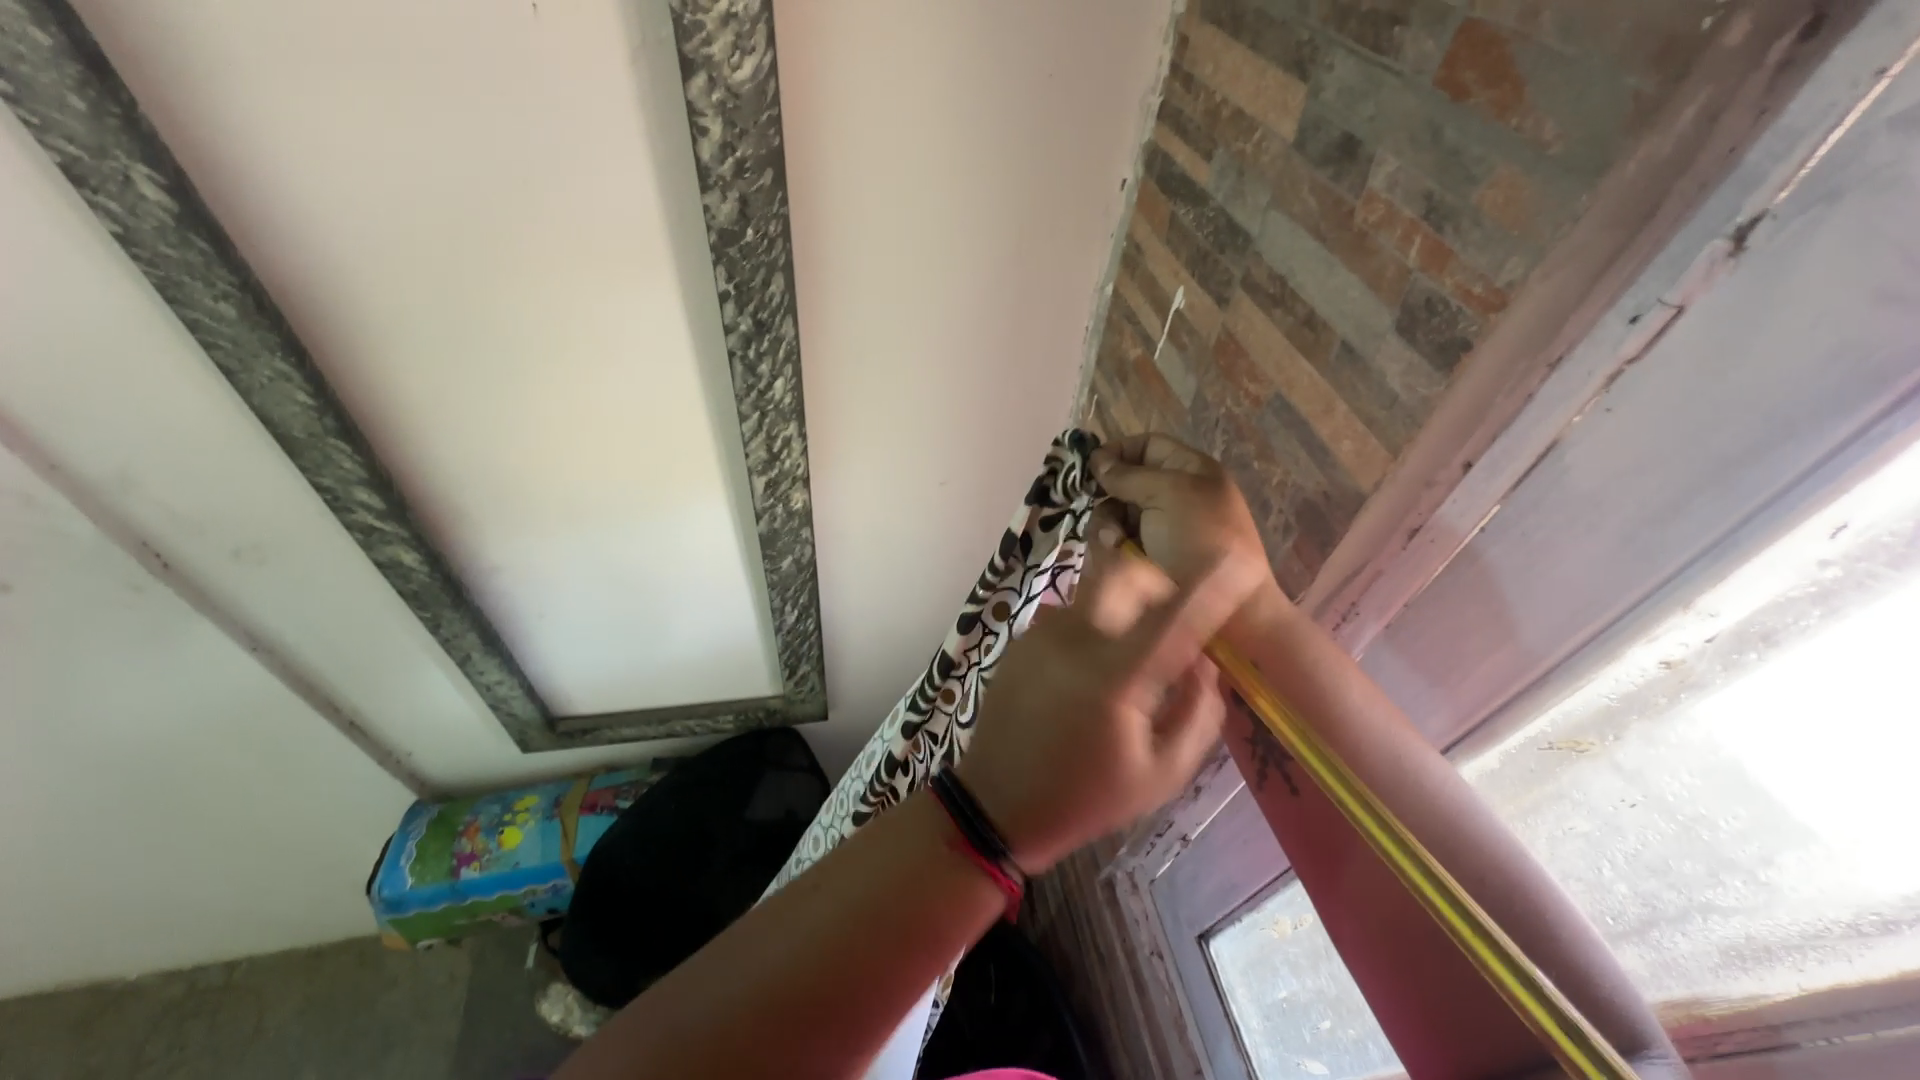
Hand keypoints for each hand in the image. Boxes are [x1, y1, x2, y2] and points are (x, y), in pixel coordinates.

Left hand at [956, 509, 1263, 871]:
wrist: (995, 805)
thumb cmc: (1085, 798)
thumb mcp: (1162, 775)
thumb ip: (1198, 713)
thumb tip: (1206, 662)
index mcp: (1115, 679)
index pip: (1176, 618)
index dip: (1213, 586)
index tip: (1242, 561)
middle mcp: (1074, 641)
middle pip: (1124, 574)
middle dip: (1158, 585)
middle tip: (1172, 622)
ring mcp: (1040, 636)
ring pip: (1096, 593)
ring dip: (1124, 610)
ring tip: (1128, 659)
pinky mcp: (1020, 641)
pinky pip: (1070, 616)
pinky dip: (1093, 629)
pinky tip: (1087, 677)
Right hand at [1091, 434, 1270, 588]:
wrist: (1226, 608)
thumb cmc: (1201, 540)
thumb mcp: (1168, 494)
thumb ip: (1129, 475)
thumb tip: (1097, 460)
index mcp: (1190, 472)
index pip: (1147, 446)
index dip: (1118, 451)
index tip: (1089, 466)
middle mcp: (1173, 497)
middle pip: (1124, 483)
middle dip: (1109, 497)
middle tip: (1101, 509)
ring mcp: (1159, 531)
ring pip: (1114, 516)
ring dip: (1108, 526)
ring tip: (1115, 544)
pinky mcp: (1146, 562)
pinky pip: (1116, 546)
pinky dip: (1112, 551)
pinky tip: (1119, 560)